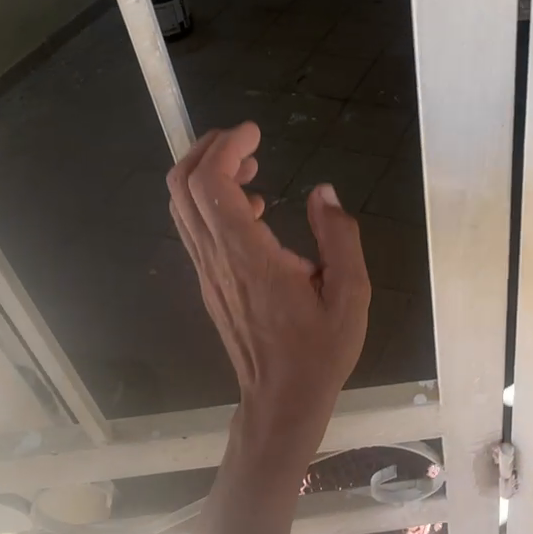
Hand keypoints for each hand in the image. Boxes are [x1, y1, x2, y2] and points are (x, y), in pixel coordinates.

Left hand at [168, 123, 371, 460]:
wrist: (282, 401)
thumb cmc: (320, 351)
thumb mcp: (351, 294)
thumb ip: (339, 237)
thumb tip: (324, 192)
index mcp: (249, 258)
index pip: (212, 187)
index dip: (226, 148)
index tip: (254, 132)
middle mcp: (217, 260)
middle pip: (182, 188)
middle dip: (207, 150)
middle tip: (246, 140)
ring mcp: (207, 272)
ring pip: (181, 207)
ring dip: (205, 173)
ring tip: (249, 166)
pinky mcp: (209, 282)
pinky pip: (194, 227)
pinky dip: (210, 200)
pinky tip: (251, 208)